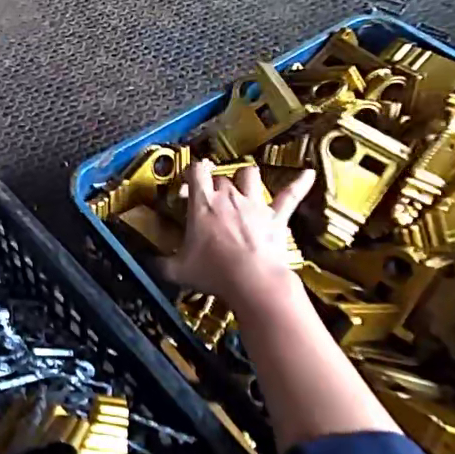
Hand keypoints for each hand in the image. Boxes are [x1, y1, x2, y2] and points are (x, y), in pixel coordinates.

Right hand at [161, 160, 315, 304]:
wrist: (253, 282)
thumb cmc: (214, 273)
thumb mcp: (177, 270)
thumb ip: (158, 264)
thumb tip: (144, 262)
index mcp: (202, 203)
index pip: (196, 171)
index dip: (191, 172)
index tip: (188, 183)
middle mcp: (228, 197)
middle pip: (221, 177)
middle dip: (213, 183)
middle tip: (208, 197)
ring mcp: (254, 205)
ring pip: (249, 176)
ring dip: (244, 177)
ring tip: (241, 181)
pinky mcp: (275, 218)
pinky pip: (290, 196)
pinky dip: (299, 183)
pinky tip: (309, 174)